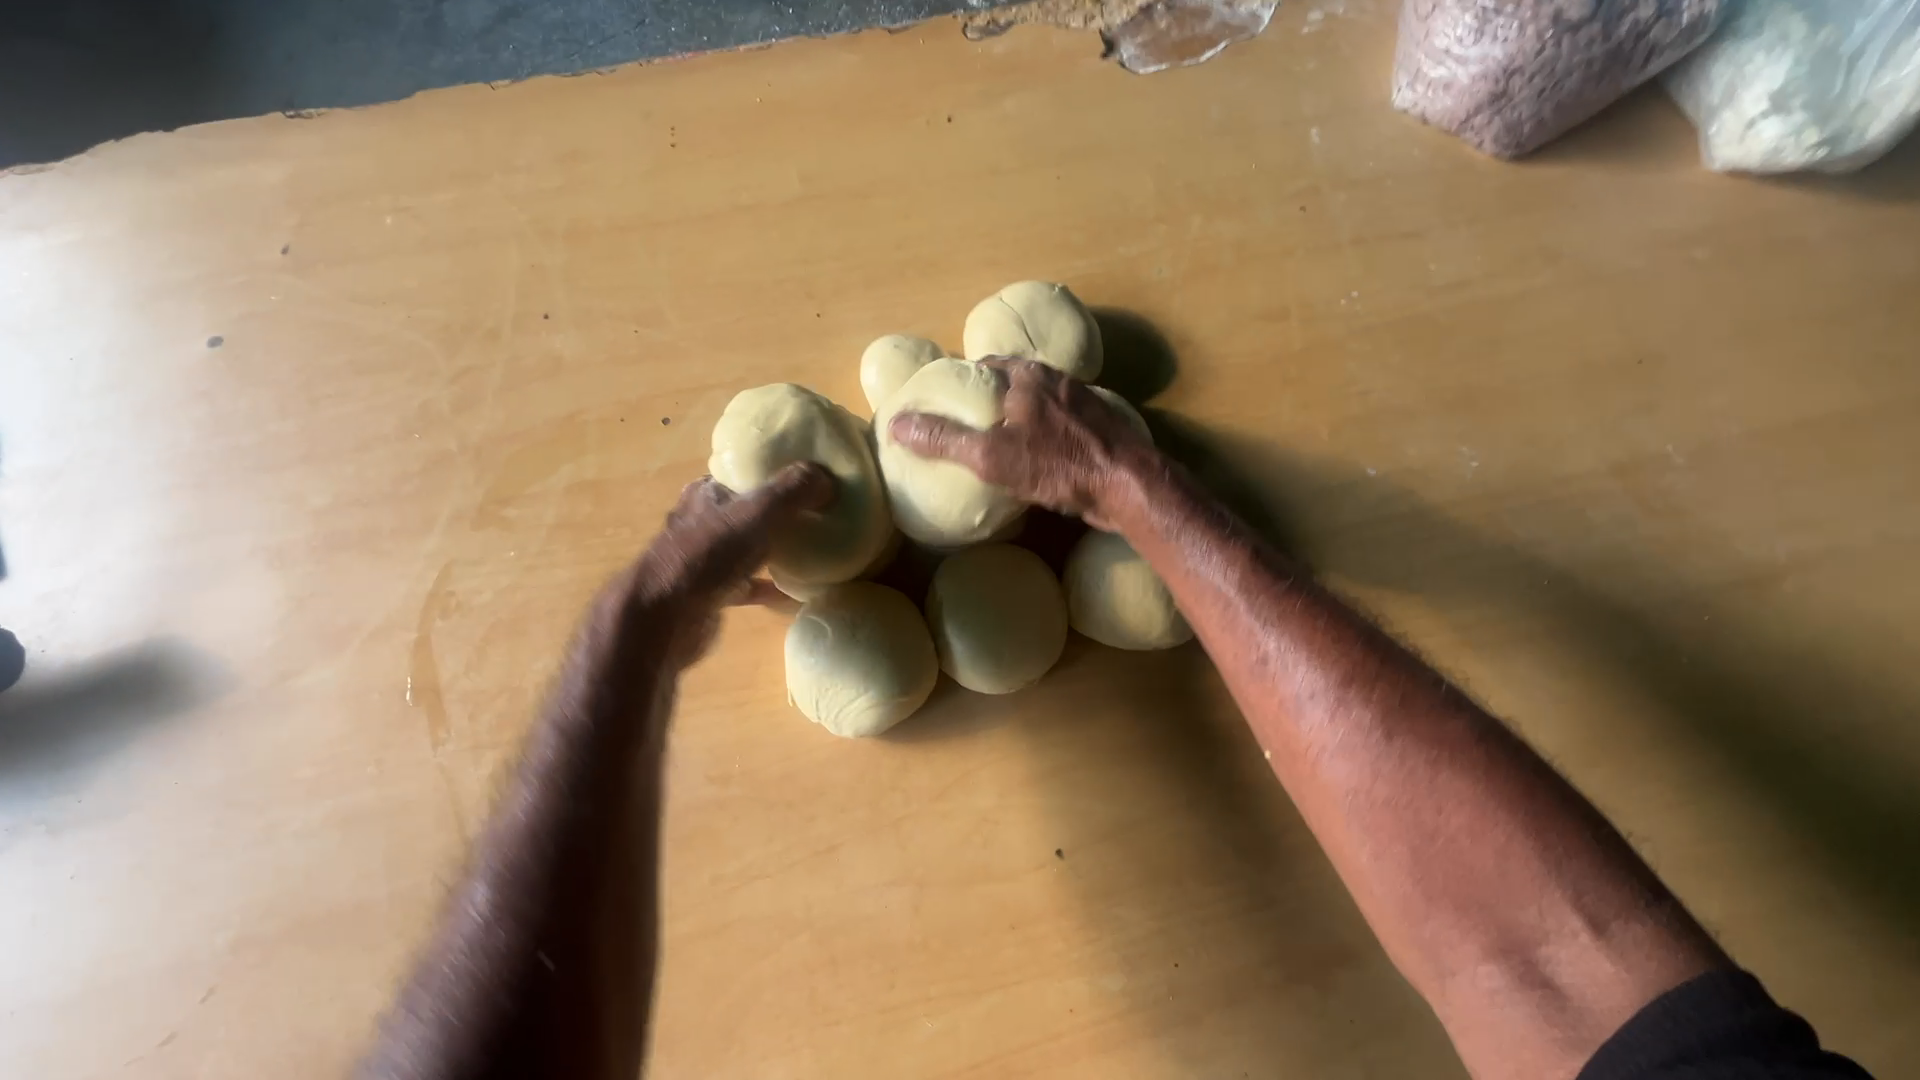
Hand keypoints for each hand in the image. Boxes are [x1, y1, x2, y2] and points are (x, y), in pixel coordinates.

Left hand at [623, 462, 832, 666]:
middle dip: (775, 513)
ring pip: (744, 548)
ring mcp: (703, 560)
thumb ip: (792, 491)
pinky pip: (746, 586)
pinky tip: (794, 593)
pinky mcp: (709, 594)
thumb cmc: (706, 554)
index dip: (771, 474)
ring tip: (808, 550)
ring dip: (771, 549)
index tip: (806, 480)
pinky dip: (768, 587)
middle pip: (744, 511)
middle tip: (814, 516)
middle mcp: (700, 523)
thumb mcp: (757, 512)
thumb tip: (827, 478)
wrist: (666, 617)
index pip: (741, 475)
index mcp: (706, 494)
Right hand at [887, 357, 1154, 529]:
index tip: (942, 403)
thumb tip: (896, 424)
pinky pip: (1059, 427)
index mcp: (1027, 376)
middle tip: (965, 427)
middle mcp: (1055, 380)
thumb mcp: (991, 456)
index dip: (960, 384)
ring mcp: (1081, 404)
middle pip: (1011, 383)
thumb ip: (944, 439)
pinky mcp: (1098, 430)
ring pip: (1038, 405)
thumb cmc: (1057, 465)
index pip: (982, 367)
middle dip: (989, 400)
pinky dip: (1042, 437)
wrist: (1129, 486)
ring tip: (995, 445)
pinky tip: (1035, 460)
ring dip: (1017, 419)